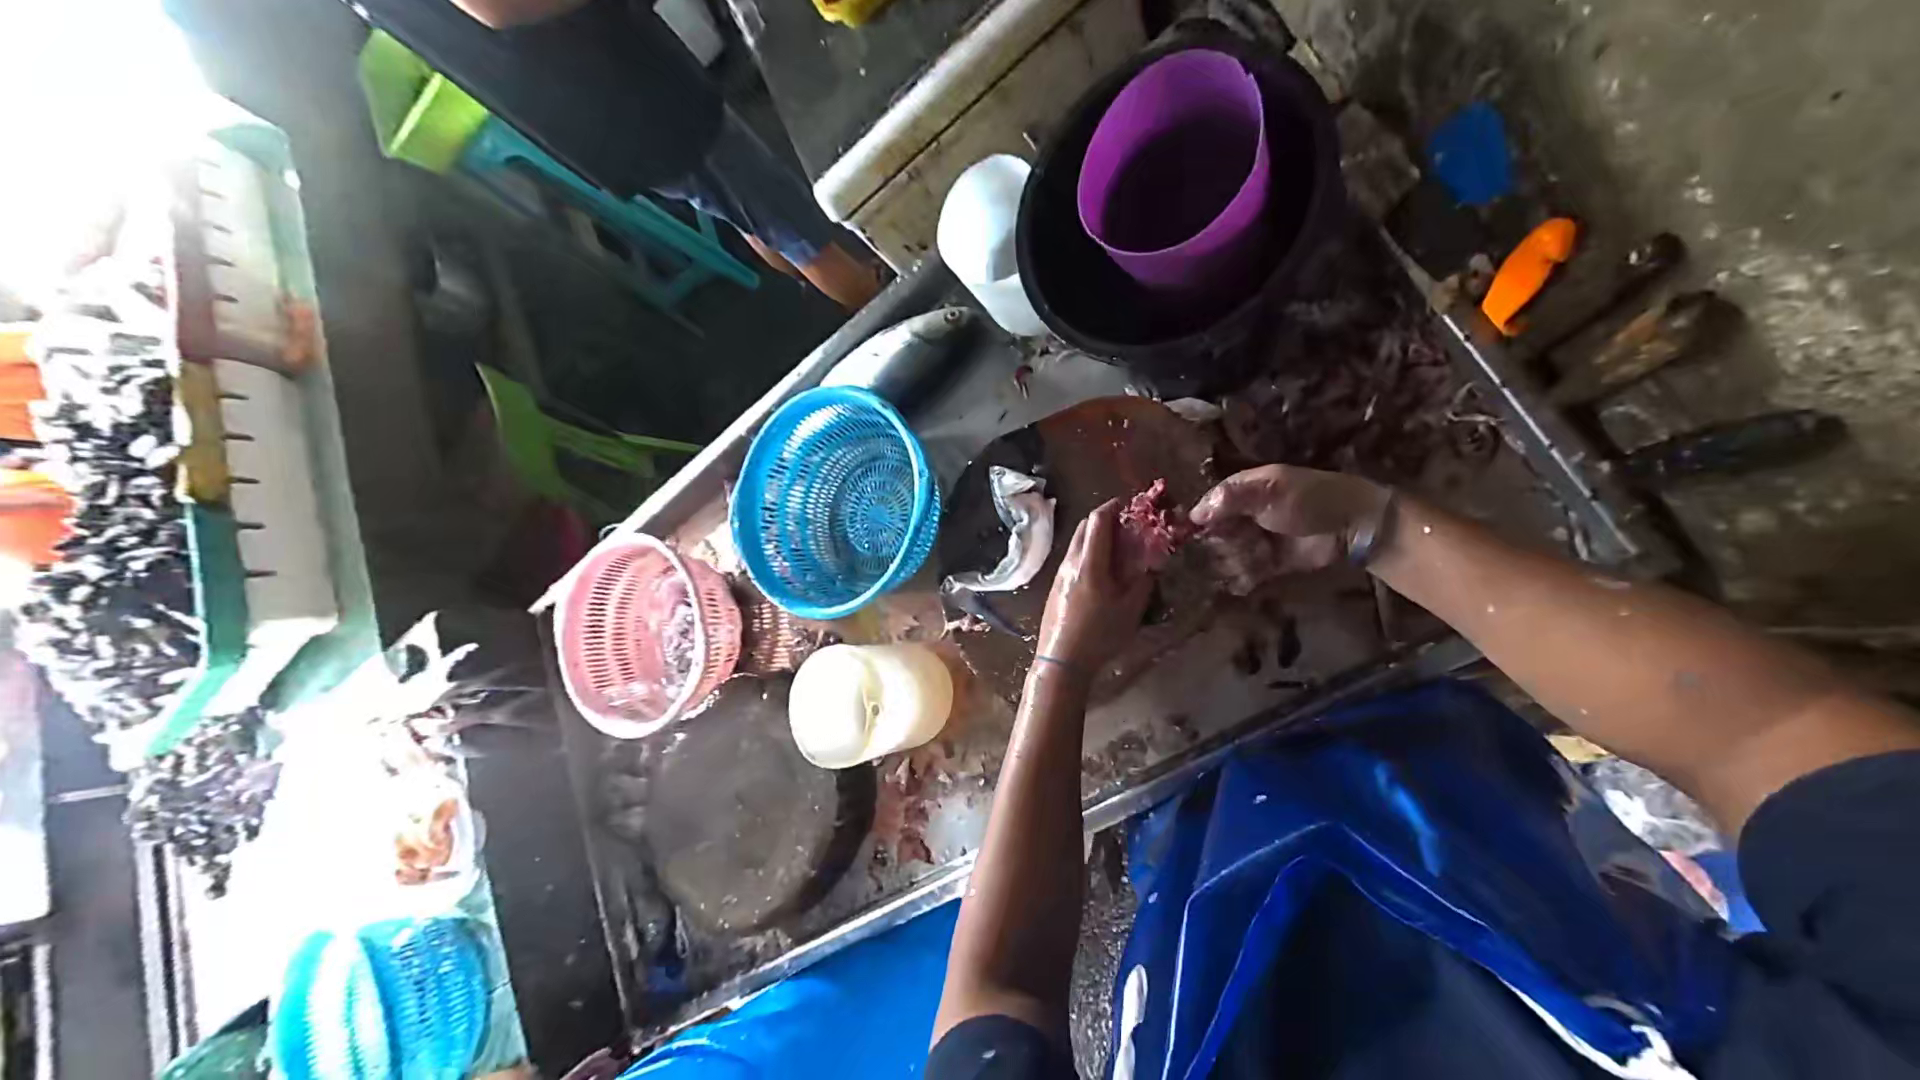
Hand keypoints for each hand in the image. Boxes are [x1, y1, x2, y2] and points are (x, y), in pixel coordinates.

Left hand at [1035, 500, 1151, 679]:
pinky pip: (1072, 559)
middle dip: (1105, 518)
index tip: (1130, 505)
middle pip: (1084, 527)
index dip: (1114, 506)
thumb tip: (1151, 564)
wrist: (1061, 661)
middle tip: (1127, 525)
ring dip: (1096, 536)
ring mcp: (1059, 575)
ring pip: (1077, 543)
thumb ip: (1143, 582)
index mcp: (1089, 563)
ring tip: (1118, 548)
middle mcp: (1070, 563)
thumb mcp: (1131, 610)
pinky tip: (1102, 570)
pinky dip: (1088, 553)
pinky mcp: (1055, 587)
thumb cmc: (1100, 636)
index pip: (1098, 520)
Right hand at [1190, 465, 1393, 578]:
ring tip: (1256, 556)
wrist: (1351, 525)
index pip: (1207, 508)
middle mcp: (1243, 518)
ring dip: (1235, 560)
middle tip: (1238, 543)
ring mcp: (1255, 542)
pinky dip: (1242, 578)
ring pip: (1226, 557)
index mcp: (1241, 494)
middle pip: (1214, 536)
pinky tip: (1248, 576)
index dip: (1200, 521)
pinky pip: (1244, 574)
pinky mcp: (1268, 565)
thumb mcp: (1268, 489)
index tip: (1195, 533)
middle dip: (1220, 544)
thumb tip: (1193, 515)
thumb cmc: (1308, 499)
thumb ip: (1229, 499)